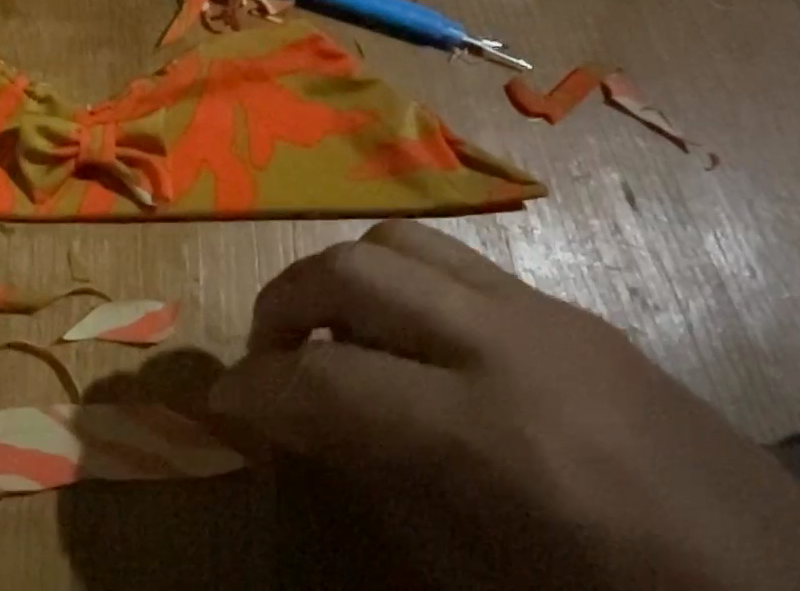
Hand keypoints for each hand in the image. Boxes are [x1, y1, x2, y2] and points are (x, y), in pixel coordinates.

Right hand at [206, 220, 799, 590]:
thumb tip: (291, 427)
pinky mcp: (575, 313)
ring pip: (399, 242)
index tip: (223, 405)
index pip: (322, 378)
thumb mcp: (476, 575)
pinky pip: (455, 266)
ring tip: (332, 336)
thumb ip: (371, 484)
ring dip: (340, 281)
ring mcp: (551, 316)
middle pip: (351, 271)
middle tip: (269, 358)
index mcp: (491, 432)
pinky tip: (410, 347)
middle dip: (281, 305)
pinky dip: (399, 289)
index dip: (252, 390)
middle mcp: (514, 346)